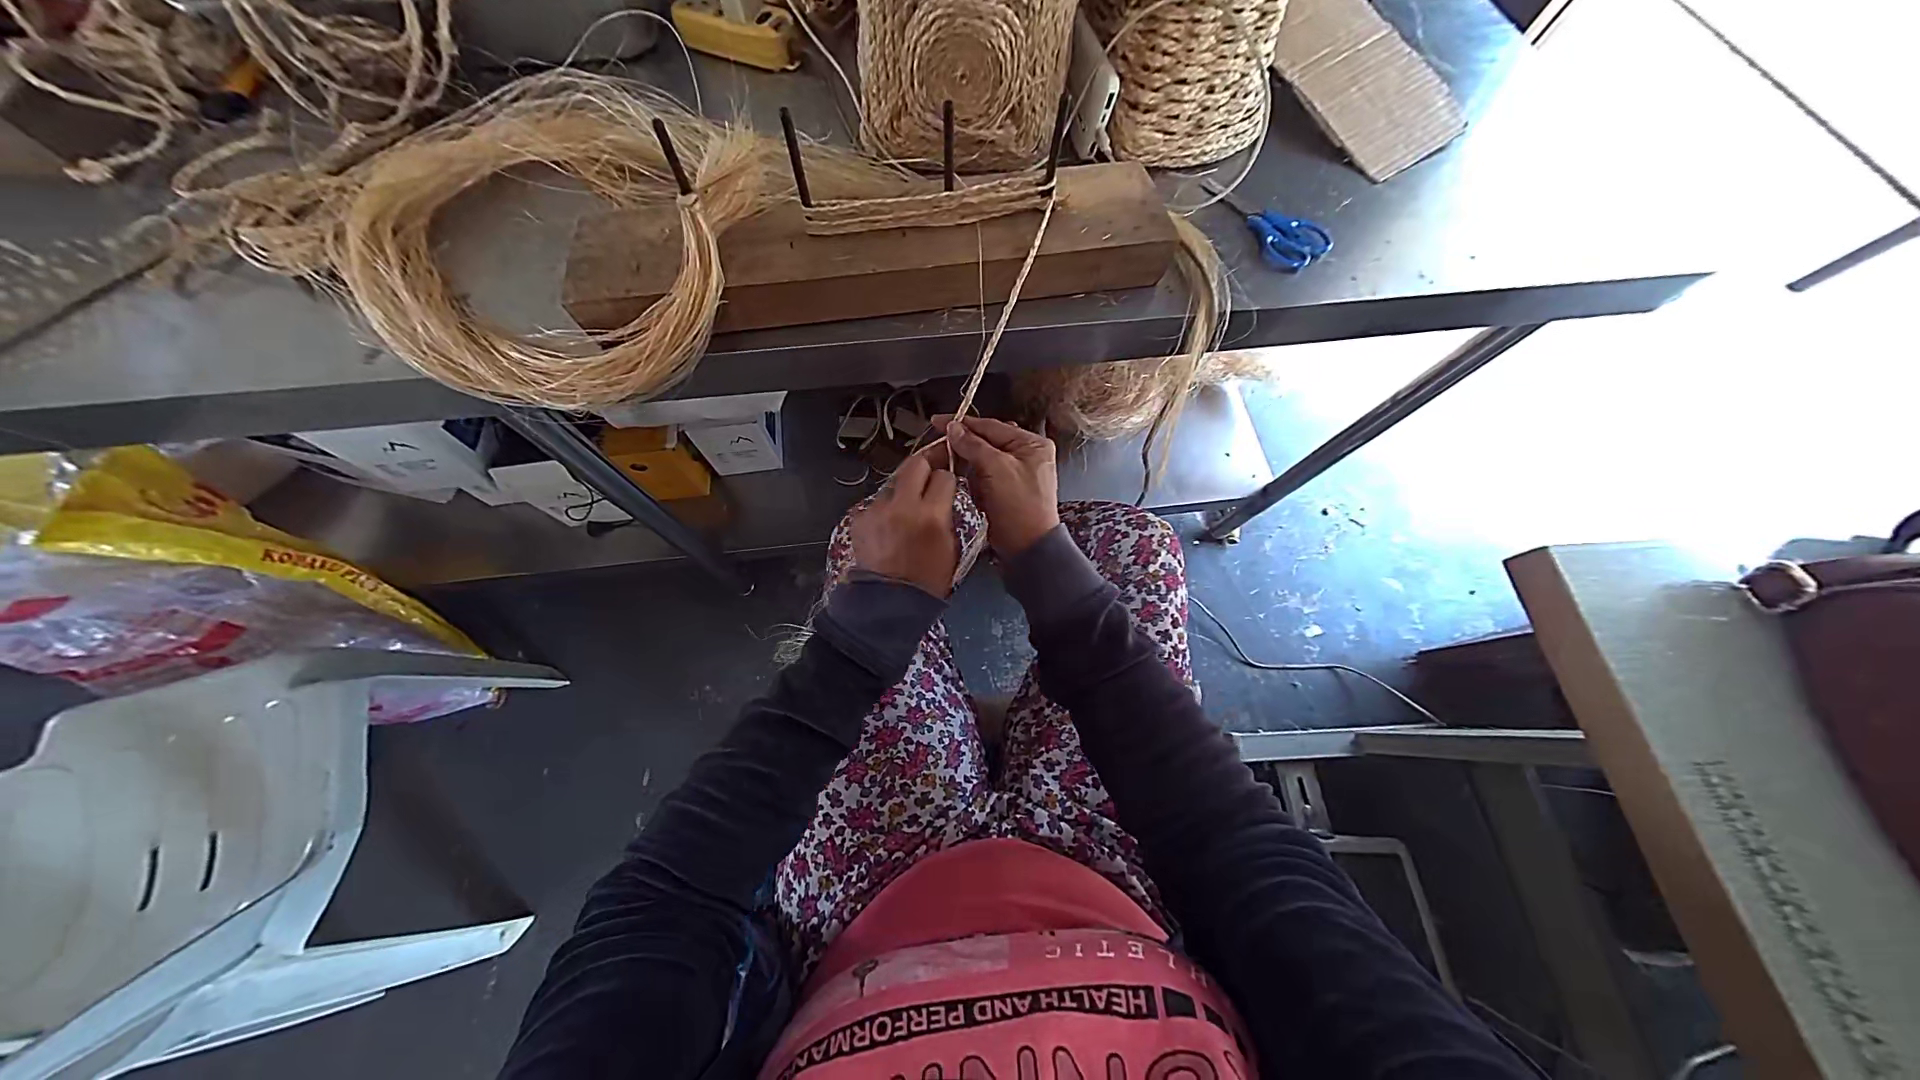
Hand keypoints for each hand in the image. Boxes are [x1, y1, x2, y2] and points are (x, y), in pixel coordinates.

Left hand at [849, 452, 958, 596]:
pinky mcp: (861, 518)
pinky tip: (890, 524)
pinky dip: (886, 508)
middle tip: (930, 477)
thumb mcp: (952, 547)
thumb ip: (948, 515)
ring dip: (904, 488)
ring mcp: (878, 510)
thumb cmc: (927, 581)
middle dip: (926, 467)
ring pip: (894, 481)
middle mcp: (903, 505)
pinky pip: (877, 502)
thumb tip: (945, 496)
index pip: (944, 476)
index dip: (948, 479)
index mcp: (932, 514)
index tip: (948, 486)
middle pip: (916, 463)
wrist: (889, 602)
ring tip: (908, 507)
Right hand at [936, 415, 1058, 556]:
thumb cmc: (1020, 506)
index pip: (991, 426)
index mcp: (1031, 444)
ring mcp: (1015, 474)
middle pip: (986, 441)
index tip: (938, 422)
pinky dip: (971, 478)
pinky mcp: (1005, 491)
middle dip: (963, 444)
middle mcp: (1026, 455)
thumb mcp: (996, 468)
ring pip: (982, 460)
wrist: (1027, 547)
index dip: (963, 423)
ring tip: (946, 461)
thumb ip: (973, 445)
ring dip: (965, 462)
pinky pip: (983, 477)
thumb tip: (954, 428)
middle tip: (939, 444)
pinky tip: (960, 480)